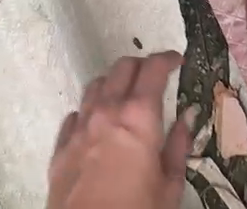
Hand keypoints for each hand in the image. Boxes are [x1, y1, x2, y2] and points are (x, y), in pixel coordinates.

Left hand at [47, 52, 193, 208]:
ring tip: (124, 97)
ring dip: (112, 84)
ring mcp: (79, 128)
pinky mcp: (59, 149)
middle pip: (122, 68)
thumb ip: (179, 145)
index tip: (177, 61)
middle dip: (141, 65)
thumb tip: (186, 117)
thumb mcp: (170, 187)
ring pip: (95, 85)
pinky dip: (88, 111)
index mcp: (139, 116)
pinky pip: (74, 116)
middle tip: (154, 77)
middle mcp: (107, 111)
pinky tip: (96, 125)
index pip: (154, 68)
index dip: (168, 59)